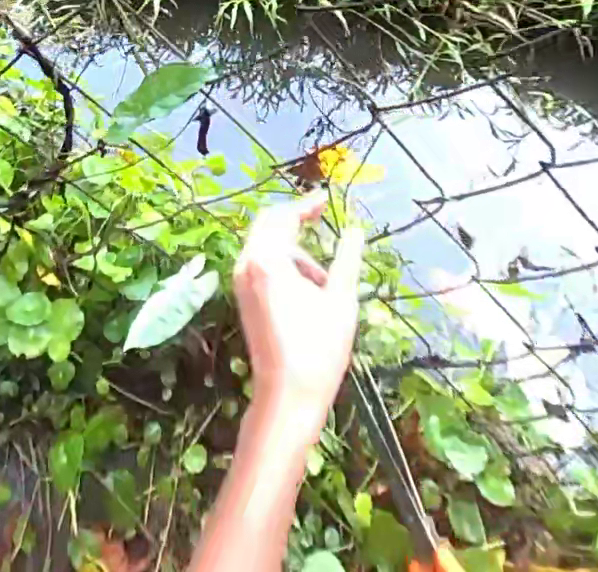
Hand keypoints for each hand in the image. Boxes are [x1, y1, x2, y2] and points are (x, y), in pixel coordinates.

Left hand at [231, 190, 365, 441]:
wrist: (286, 396)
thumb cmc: (318, 349)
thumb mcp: (341, 300)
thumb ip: (347, 259)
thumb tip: (356, 230)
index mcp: (267, 260)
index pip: (284, 217)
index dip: (306, 205)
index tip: (326, 200)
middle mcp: (247, 264)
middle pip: (269, 225)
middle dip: (295, 221)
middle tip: (321, 220)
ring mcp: (241, 281)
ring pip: (266, 246)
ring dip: (293, 248)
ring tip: (324, 279)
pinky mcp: (242, 296)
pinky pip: (261, 263)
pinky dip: (282, 263)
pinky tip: (307, 288)